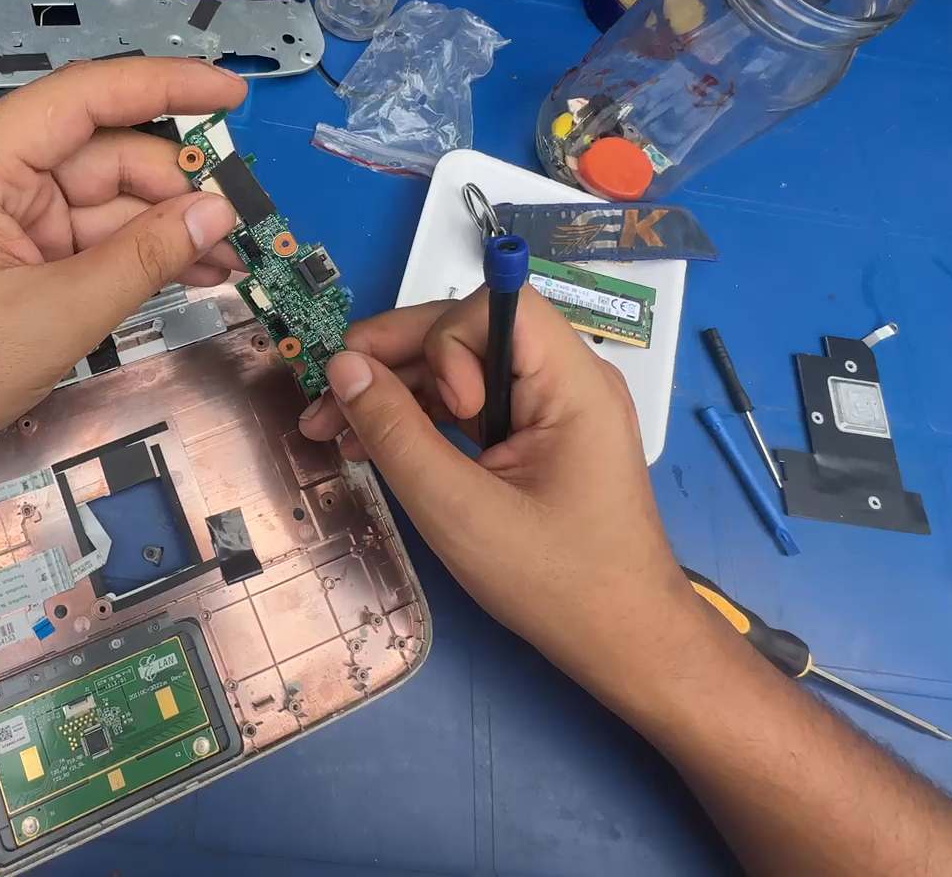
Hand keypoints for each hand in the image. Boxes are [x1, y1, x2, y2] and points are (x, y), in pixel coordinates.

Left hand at [0, 59, 245, 506]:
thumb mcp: (56, 315)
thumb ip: (142, 260)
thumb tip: (216, 212)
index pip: (88, 98)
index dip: (168, 86)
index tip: (231, 92)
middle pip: (105, 158)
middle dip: (175, 190)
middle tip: (238, 226)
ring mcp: (4, 219)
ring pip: (103, 205)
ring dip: (163, 231)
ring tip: (225, 261)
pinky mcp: (12, 257)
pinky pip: (85, 243)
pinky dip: (132, 258)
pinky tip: (185, 272)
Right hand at [297, 288, 724, 710]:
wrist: (622, 644)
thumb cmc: (552, 581)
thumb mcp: (457, 508)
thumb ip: (395, 431)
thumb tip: (342, 365)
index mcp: (570, 384)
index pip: (495, 307)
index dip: (444, 339)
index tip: (437, 405)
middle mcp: (561, 379)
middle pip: (462, 332)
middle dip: (391, 361)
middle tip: (329, 399)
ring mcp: (544, 406)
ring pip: (452, 367)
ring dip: (390, 393)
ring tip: (331, 431)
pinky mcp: (528, 433)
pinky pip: (460, 403)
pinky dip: (414, 418)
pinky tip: (368, 444)